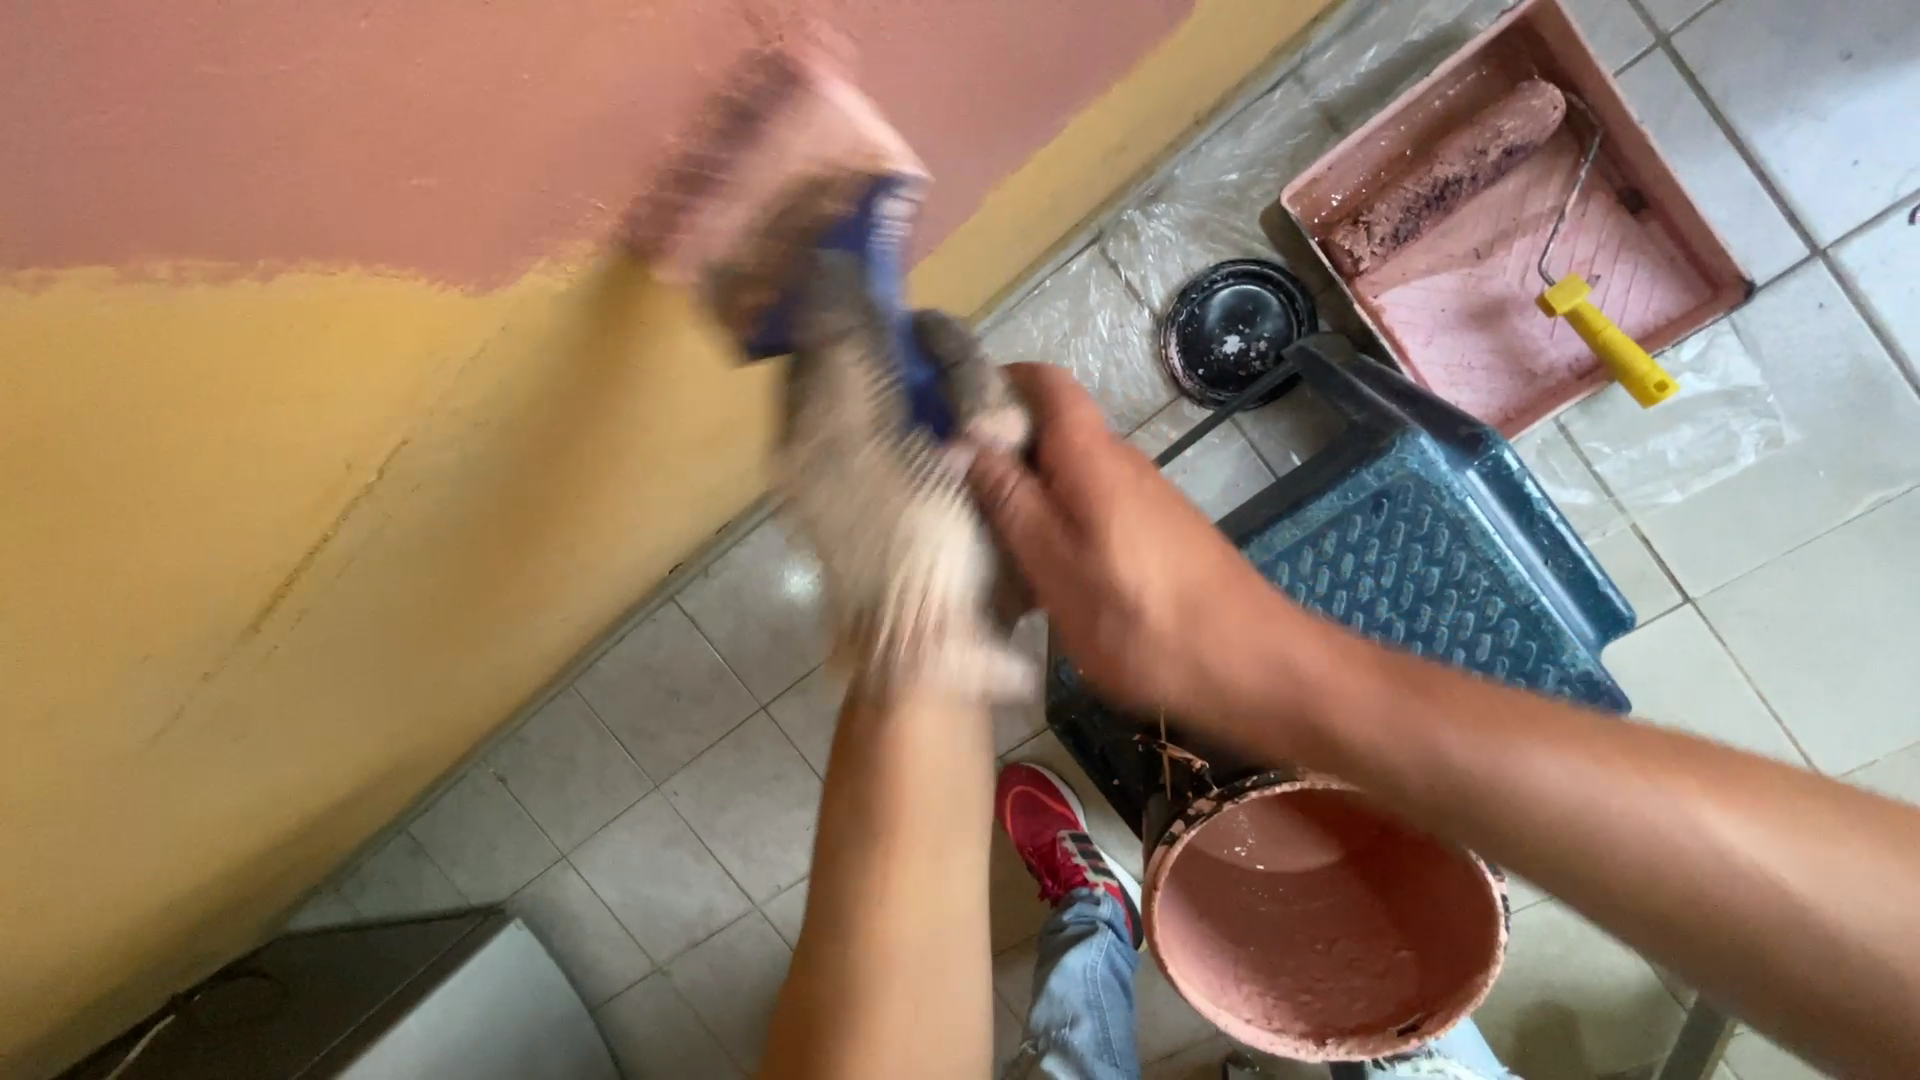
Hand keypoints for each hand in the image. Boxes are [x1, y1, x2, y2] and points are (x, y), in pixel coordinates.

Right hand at [965, 364, 1309, 725]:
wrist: (1248, 664)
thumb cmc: (1140, 616)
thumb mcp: (1055, 563)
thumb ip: (1010, 501)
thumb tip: (967, 444)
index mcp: (1091, 455)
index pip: (1043, 382)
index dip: (994, 383)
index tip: (947, 415)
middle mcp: (1119, 463)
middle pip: (1050, 429)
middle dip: (997, 449)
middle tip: (947, 489)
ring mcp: (1139, 498)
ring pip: (1065, 474)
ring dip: (1022, 493)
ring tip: (979, 536)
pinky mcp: (1150, 532)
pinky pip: (1087, 507)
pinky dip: (1052, 523)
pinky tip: (1033, 571)